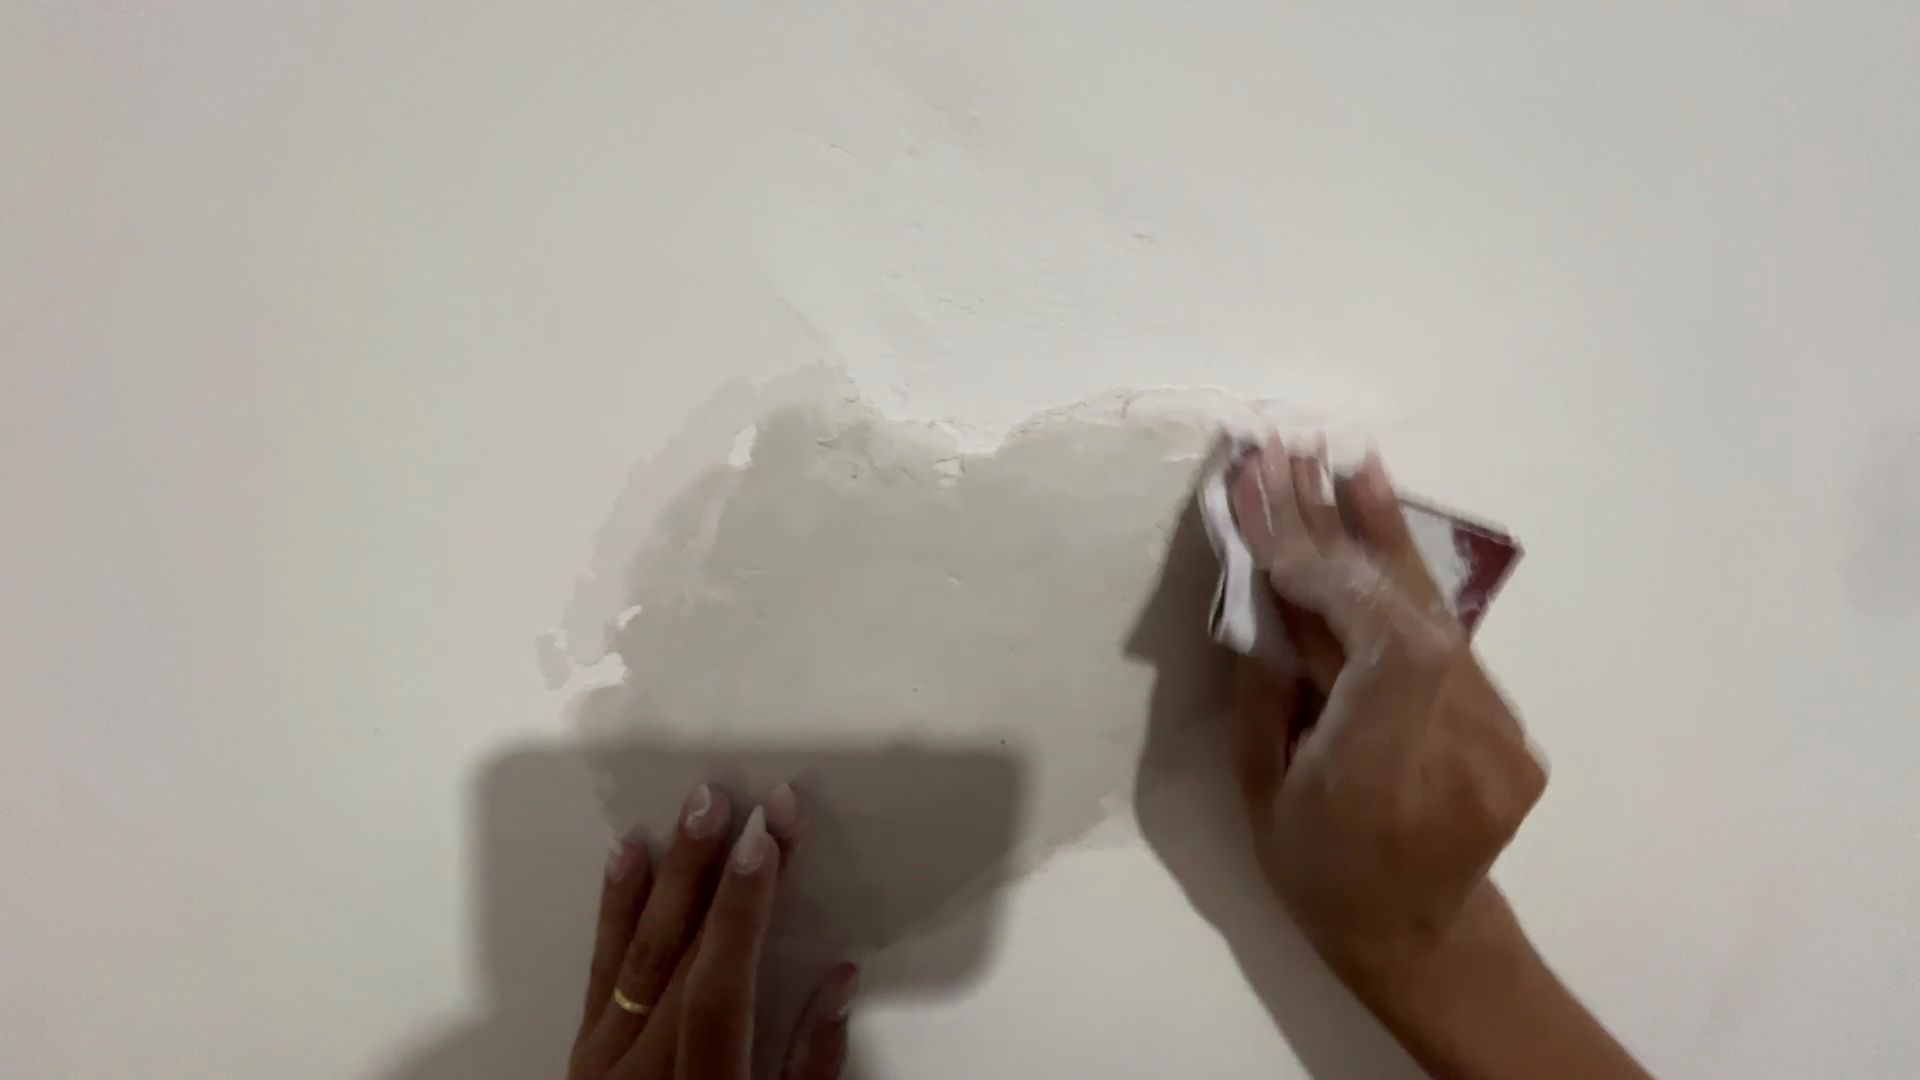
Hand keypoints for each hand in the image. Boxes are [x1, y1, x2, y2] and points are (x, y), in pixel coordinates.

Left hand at [568, 783, 857, 1079]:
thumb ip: (812, 1068)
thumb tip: (840, 977)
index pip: (722, 979)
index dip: (745, 905)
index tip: (766, 837)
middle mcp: (640, 1070)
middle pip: (684, 951)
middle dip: (714, 867)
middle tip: (736, 800)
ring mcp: (602, 1059)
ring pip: (640, 948)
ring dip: (669, 871)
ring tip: (693, 808)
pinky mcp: (584, 1050)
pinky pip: (601, 967)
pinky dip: (616, 906)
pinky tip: (627, 855)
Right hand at [1226, 438, 1546, 988]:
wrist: (1417, 930)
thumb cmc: (1313, 871)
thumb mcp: (1259, 791)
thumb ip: (1265, 692)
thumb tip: (1265, 602)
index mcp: (1389, 777)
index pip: (1387, 653)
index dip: (1330, 578)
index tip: (1268, 524)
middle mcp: (1462, 743)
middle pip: (1404, 612)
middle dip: (1331, 531)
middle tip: (1282, 458)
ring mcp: (1496, 726)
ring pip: (1430, 606)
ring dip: (1371, 527)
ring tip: (1336, 459)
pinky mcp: (1499, 710)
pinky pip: (1441, 624)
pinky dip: (1400, 561)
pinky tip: (1376, 503)